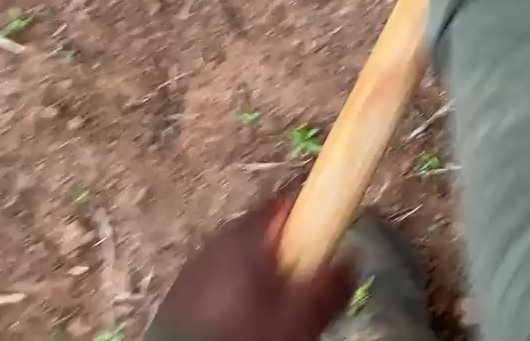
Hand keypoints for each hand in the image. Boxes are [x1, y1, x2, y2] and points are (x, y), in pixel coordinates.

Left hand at [149, 196, 354, 340]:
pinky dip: (234, 294)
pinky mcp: (177, 296)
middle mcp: (217, 240)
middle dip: (288, 253)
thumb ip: (333, 283)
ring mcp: (193, 268)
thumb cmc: (245, 336)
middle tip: (302, 287)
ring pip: (242, 258)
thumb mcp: (302, 316)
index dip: (315, 216)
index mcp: (247, 234)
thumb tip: (352, 259)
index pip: (291, 202)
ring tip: (271, 311)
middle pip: (267, 232)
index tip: (327, 243)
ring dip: (260, 275)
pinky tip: (242, 322)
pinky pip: (219, 281)